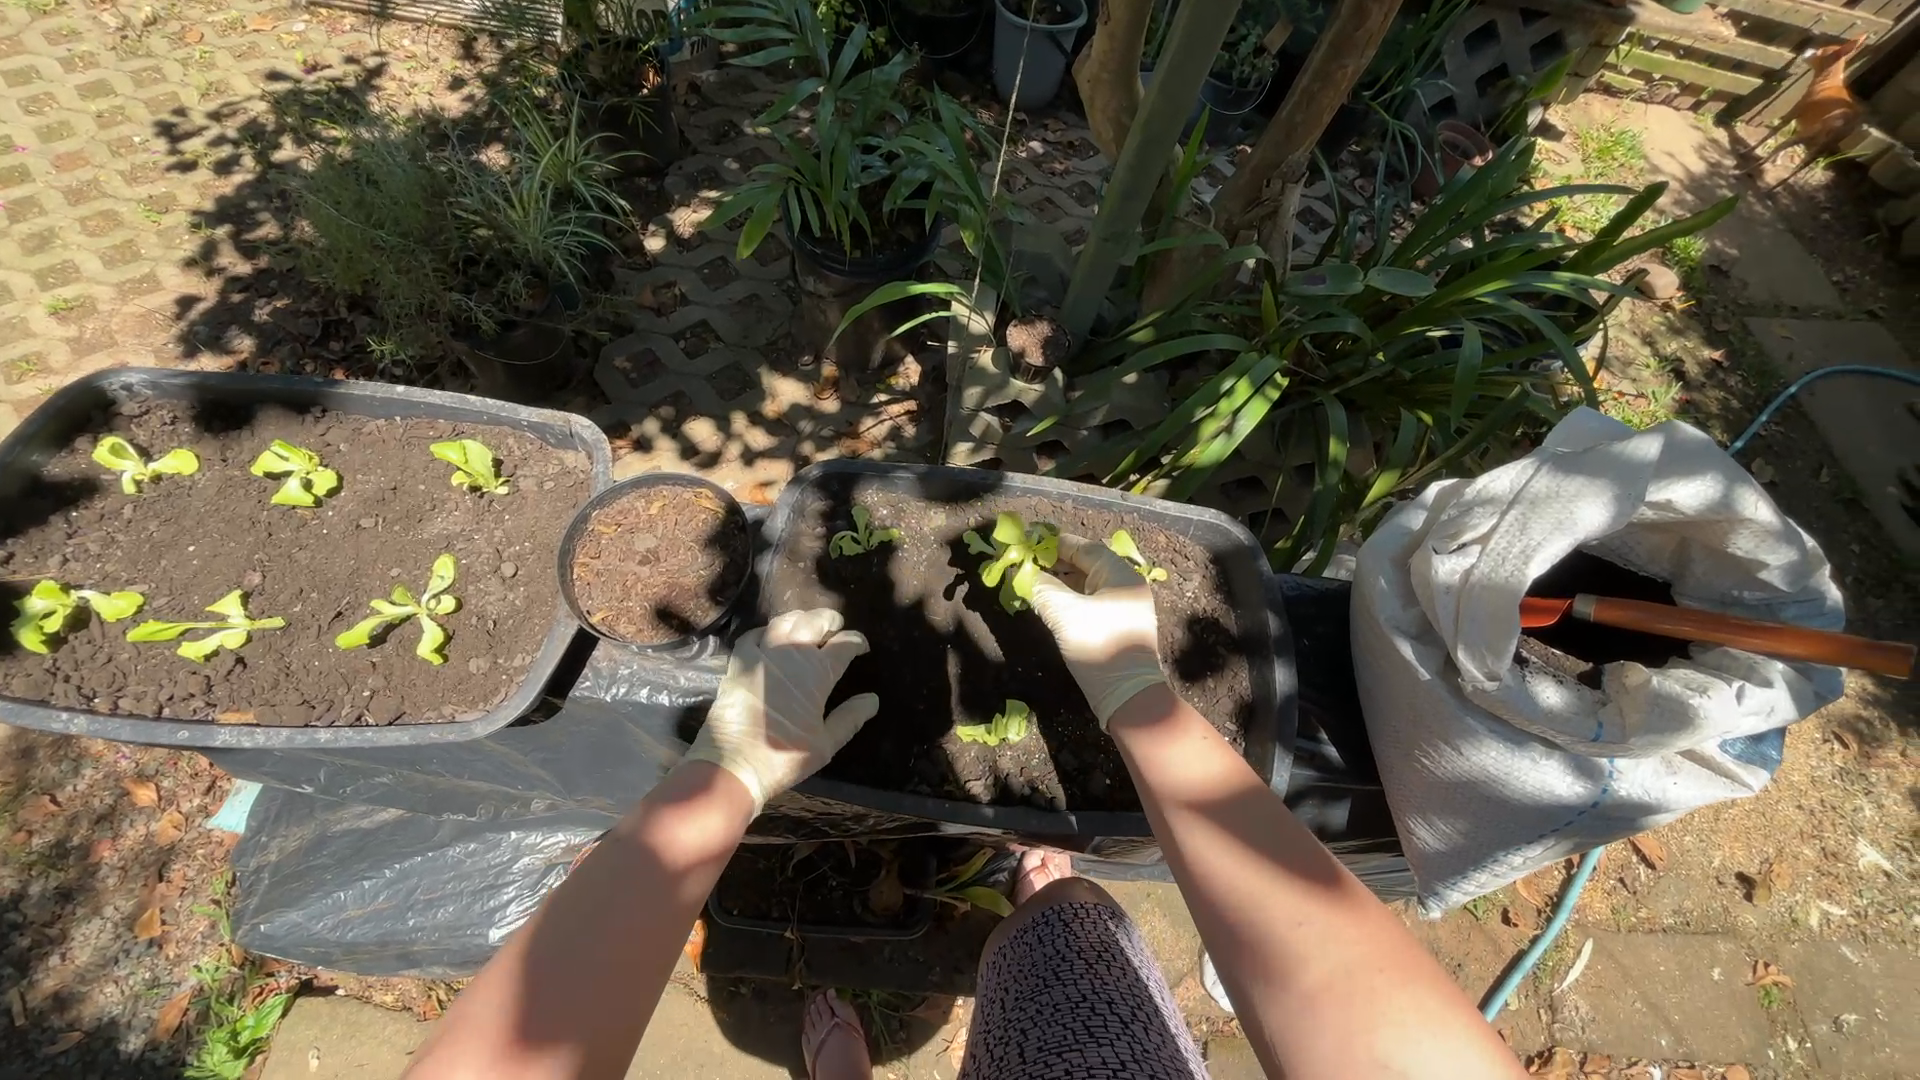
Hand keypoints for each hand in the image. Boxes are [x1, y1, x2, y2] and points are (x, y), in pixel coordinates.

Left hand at [685, 609, 879, 811]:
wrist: (734, 766)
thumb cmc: (785, 757)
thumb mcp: (826, 744)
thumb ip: (850, 718)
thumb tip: (872, 699)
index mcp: (817, 674)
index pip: (844, 645)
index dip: (856, 641)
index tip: (861, 646)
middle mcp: (791, 656)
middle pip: (813, 622)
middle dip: (829, 620)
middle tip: (836, 625)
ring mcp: (762, 656)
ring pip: (783, 622)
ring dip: (799, 619)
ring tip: (806, 625)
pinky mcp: (739, 664)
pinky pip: (752, 636)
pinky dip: (765, 631)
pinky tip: (769, 637)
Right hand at [1029, 533, 1166, 727]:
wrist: (1128, 696)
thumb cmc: (1099, 645)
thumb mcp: (1064, 613)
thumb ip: (1041, 588)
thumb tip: (1021, 572)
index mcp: (1120, 575)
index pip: (1084, 548)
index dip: (1055, 543)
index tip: (1029, 541)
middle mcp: (1125, 586)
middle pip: (1085, 565)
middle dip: (1054, 563)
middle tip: (1026, 563)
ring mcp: (1123, 607)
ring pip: (1086, 585)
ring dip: (1060, 582)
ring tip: (1032, 582)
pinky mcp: (1117, 626)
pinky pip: (1089, 602)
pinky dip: (1068, 598)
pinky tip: (1048, 603)